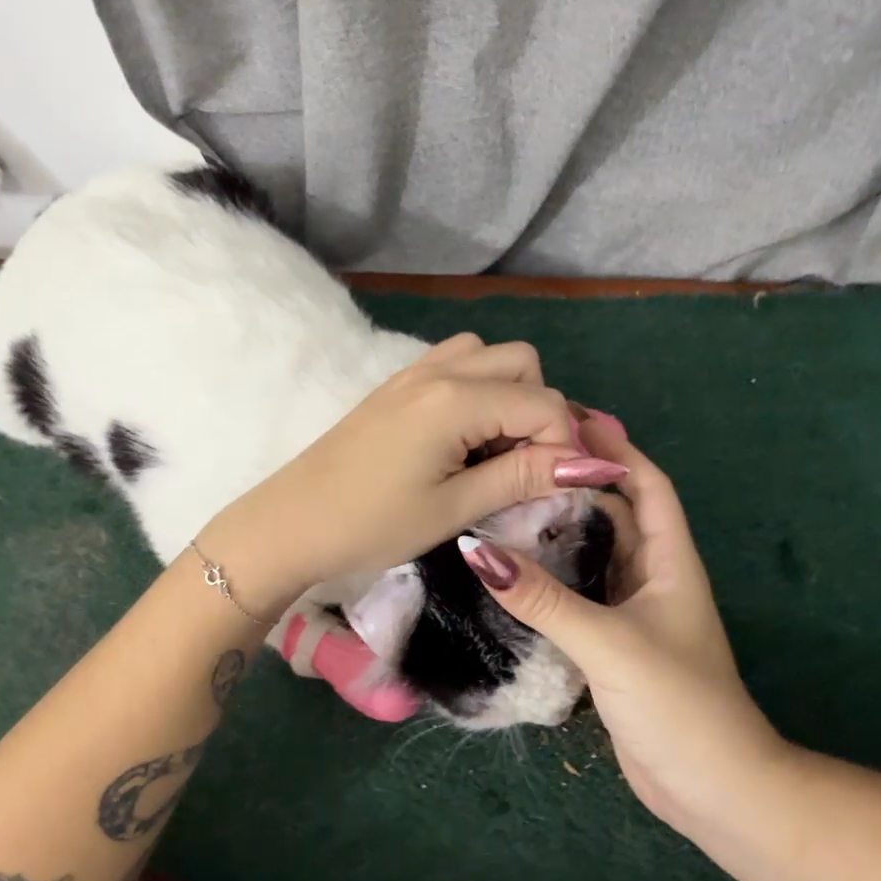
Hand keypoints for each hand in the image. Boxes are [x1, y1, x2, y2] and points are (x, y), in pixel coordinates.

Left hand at [201, 334, 628, 610]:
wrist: (291, 523)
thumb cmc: (371, 525)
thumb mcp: (454, 509)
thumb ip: (522, 478)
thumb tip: (589, 466)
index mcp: (455, 400)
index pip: (545, 403)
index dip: (565, 445)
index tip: (557, 487)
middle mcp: (440, 370)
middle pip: (524, 363)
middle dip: (540, 410)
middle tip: (526, 465)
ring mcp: (414, 372)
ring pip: (490, 356)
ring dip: (509, 393)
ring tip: (496, 450)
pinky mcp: (397, 385)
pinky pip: (456, 363)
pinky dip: (478, 389)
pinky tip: (464, 437)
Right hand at [457, 413, 788, 833]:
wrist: (714, 790)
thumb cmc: (677, 704)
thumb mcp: (609, 643)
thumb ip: (543, 599)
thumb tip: (473, 549)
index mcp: (668, 561)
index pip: (645, 484)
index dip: (613, 448)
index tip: (563, 417)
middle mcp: (652, 577)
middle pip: (613, 513)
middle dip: (572, 484)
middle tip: (513, 459)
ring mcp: (632, 613)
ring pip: (592, 554)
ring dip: (556, 530)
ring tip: (500, 503)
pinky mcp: (612, 646)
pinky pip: (577, 594)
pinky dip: (548, 578)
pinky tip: (508, 571)